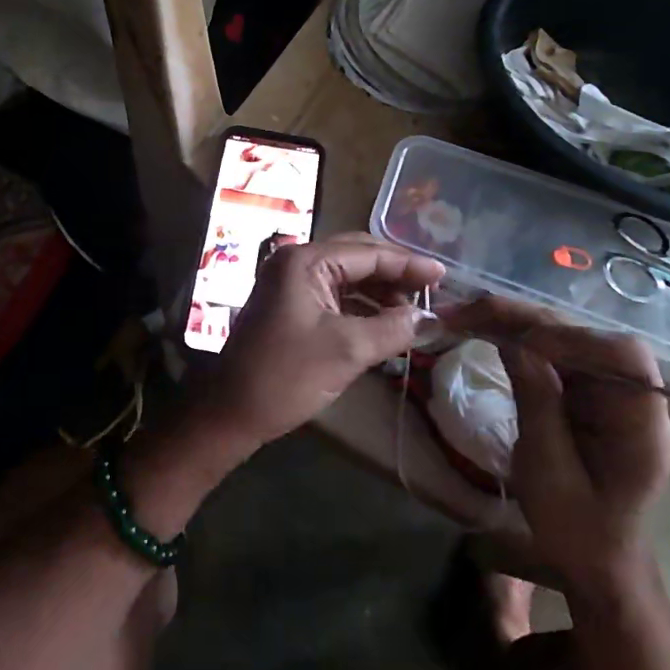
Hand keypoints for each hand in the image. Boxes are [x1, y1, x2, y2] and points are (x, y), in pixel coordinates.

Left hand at [186, 233, 443, 462]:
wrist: (226, 416)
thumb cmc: (285, 377)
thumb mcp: (347, 351)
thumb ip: (393, 328)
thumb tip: (430, 319)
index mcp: (306, 261)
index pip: (370, 253)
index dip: (409, 264)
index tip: (443, 275)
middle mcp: (297, 262)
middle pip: (359, 257)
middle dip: (396, 274)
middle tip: (431, 289)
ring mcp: (290, 283)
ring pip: (348, 277)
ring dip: (380, 292)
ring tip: (411, 313)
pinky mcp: (289, 306)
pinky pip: (335, 295)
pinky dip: (361, 306)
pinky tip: (384, 323)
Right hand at [442, 298, 669, 596]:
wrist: (595, 558)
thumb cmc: (578, 531)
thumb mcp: (550, 478)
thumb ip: (538, 406)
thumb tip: (515, 342)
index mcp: (642, 422)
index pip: (624, 358)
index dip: (574, 341)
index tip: (523, 344)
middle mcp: (633, 391)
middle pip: (586, 336)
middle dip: (527, 319)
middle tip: (469, 311)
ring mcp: (608, 384)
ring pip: (565, 335)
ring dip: (515, 321)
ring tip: (466, 314)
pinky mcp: (587, 384)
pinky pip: (554, 349)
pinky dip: (518, 337)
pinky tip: (486, 328)